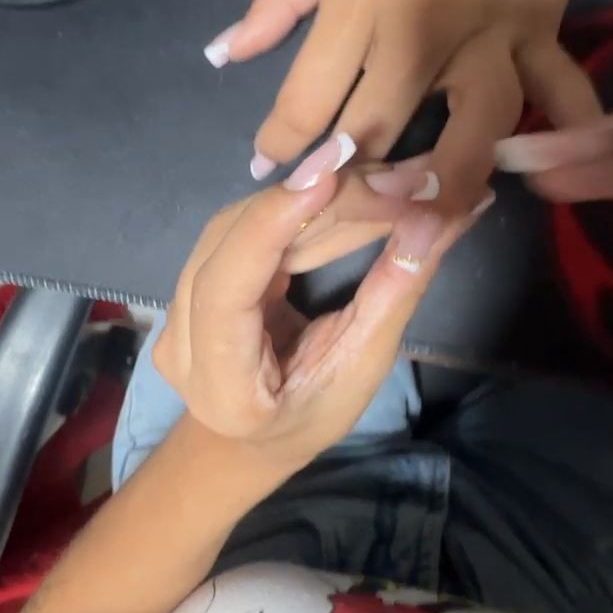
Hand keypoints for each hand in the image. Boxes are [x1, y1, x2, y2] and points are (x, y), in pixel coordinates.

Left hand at [155, 136, 484, 463]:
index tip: (327, 173)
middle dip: (317, 201)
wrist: (247, 440)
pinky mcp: (192, 282)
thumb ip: (393, 293)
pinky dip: (295, 211)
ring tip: (380, 182)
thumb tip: (438, 217)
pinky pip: (241, 230)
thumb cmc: (307, 418)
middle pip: (235, 241)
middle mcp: (179, 341)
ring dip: (309, 199)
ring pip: (237, 225)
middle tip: (398, 177)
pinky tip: (342, 194)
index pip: (226, 288)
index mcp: (218, 383)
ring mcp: (175, 309)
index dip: (270, 223)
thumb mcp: (360, 366)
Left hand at [207, 0, 604, 265]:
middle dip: (351, 177)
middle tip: (329, 210)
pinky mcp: (540, 42)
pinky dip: (563, 132)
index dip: (280, 142)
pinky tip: (545, 178)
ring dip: (448, 178)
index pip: (310, 90)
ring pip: (475, 120)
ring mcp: (491, 37)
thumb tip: (224, 54)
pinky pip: (557, 91)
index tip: (265, 167)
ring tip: (420, 229)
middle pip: (384, 119)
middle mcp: (424, 24)